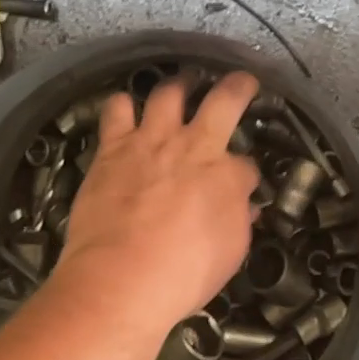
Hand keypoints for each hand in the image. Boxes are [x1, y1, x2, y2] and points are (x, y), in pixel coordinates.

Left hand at [59, 71, 261, 329]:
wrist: (121, 278)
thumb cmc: (183, 274)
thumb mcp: (229, 252)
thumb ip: (238, 219)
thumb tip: (246, 207)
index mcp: (226, 174)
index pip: (246, 164)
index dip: (245, 173)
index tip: (242, 183)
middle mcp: (192, 146)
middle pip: (223, 100)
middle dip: (237, 86)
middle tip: (241, 81)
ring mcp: (149, 141)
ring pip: (168, 92)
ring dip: (177, 86)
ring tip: (180, 85)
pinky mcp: (112, 147)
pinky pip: (117, 108)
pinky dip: (123, 105)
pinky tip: (124, 109)